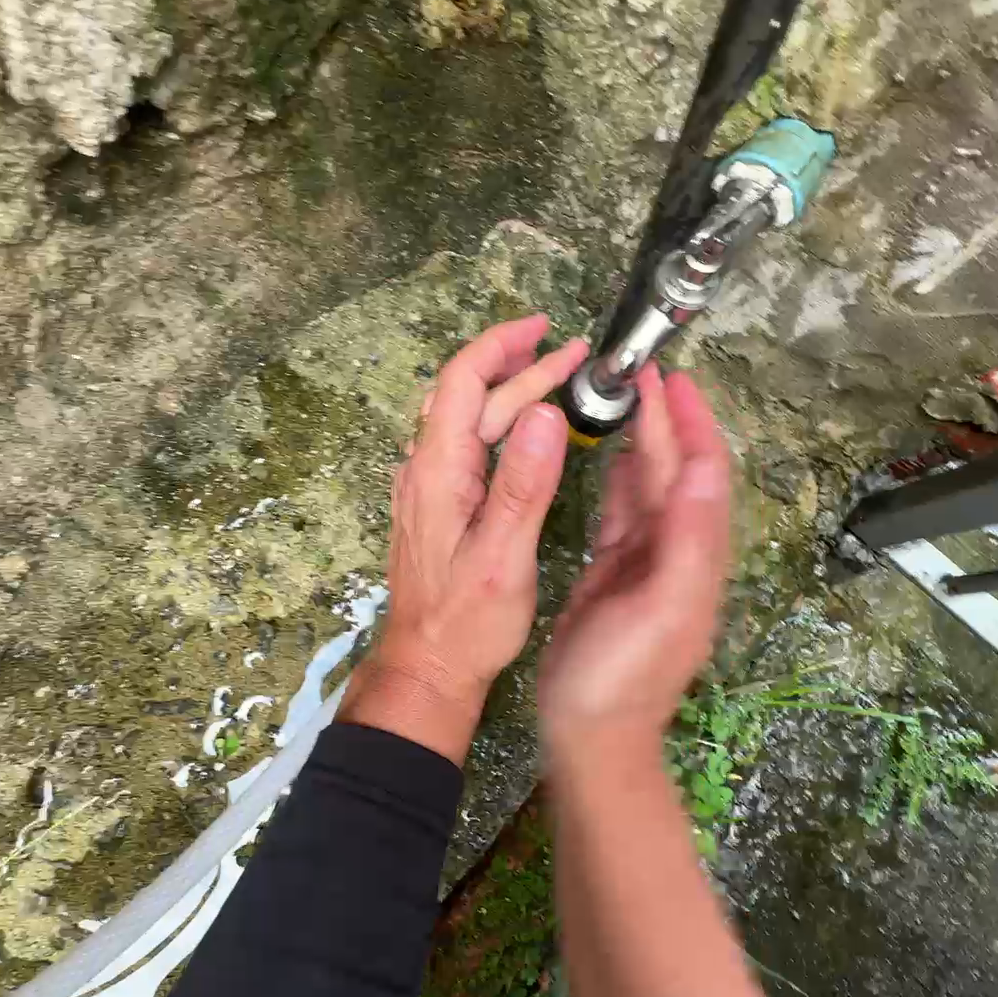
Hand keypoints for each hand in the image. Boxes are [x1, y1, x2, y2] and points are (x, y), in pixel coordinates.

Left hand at [341, 315, 589, 763]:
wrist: (427, 667)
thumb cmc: (468, 621)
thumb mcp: (502, 556)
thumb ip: (522, 485)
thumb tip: (545, 413)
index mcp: (438, 471)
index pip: (461, 384)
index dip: (499, 347)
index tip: (543, 329)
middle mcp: (425, 469)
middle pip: (467, 398)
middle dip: (519, 369)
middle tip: (572, 356)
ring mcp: (427, 487)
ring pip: (466, 420)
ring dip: (508, 392)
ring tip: (554, 375)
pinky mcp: (436, 505)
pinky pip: (465, 445)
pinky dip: (498, 423)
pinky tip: (523, 427)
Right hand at [539, 364, 732, 757]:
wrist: (590, 735)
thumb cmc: (622, 677)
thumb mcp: (664, 609)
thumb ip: (690, 540)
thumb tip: (707, 467)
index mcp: (696, 556)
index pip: (703, 474)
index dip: (692, 425)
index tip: (674, 379)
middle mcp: (677, 551)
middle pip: (677, 472)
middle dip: (667, 420)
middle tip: (646, 371)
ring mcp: (645, 560)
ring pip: (650, 486)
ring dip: (645, 440)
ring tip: (629, 397)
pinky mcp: (613, 569)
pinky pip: (622, 510)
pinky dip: (620, 476)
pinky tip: (612, 453)